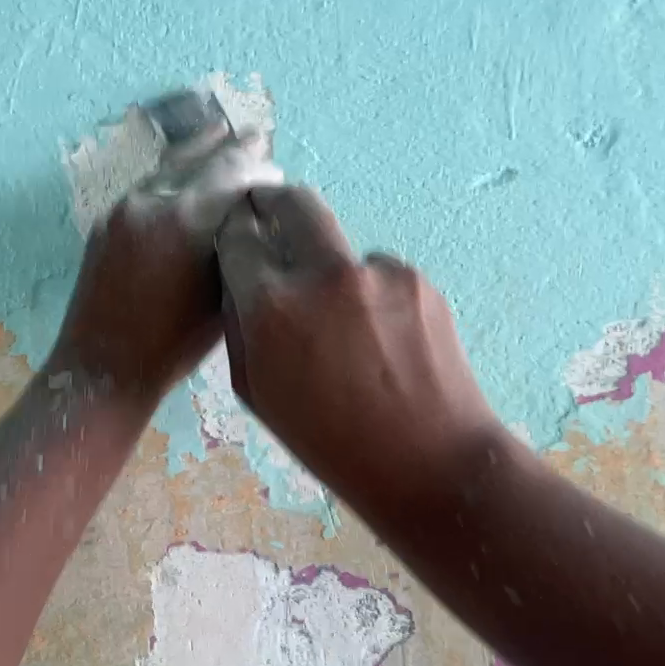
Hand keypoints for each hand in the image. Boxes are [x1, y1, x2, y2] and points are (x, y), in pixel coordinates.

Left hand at [49, 127, 280, 404]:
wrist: (102, 368)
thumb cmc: (173, 345)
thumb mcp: (222, 296)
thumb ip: (237, 246)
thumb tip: (250, 215)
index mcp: (184, 219)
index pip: (231, 169)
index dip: (258, 165)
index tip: (276, 168)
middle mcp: (150, 202)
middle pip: (197, 158)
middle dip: (230, 147)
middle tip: (257, 137)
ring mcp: (121, 210)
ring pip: (168, 169)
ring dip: (198, 156)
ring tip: (221, 139)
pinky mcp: (105, 223)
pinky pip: (146, 188)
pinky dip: (172, 179)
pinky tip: (185, 181)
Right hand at [214, 186, 502, 490]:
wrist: (429, 463)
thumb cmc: (326, 441)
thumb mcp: (255, 392)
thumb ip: (240, 326)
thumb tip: (240, 280)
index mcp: (272, 306)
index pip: (240, 236)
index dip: (235, 233)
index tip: (237, 235)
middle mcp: (324, 274)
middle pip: (293, 202)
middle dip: (273, 202)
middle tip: (268, 212)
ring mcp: (378, 272)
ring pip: (339, 248)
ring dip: (330, 270)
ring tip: (347, 329)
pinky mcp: (417, 280)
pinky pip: (378, 274)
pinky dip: (371, 295)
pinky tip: (382, 340)